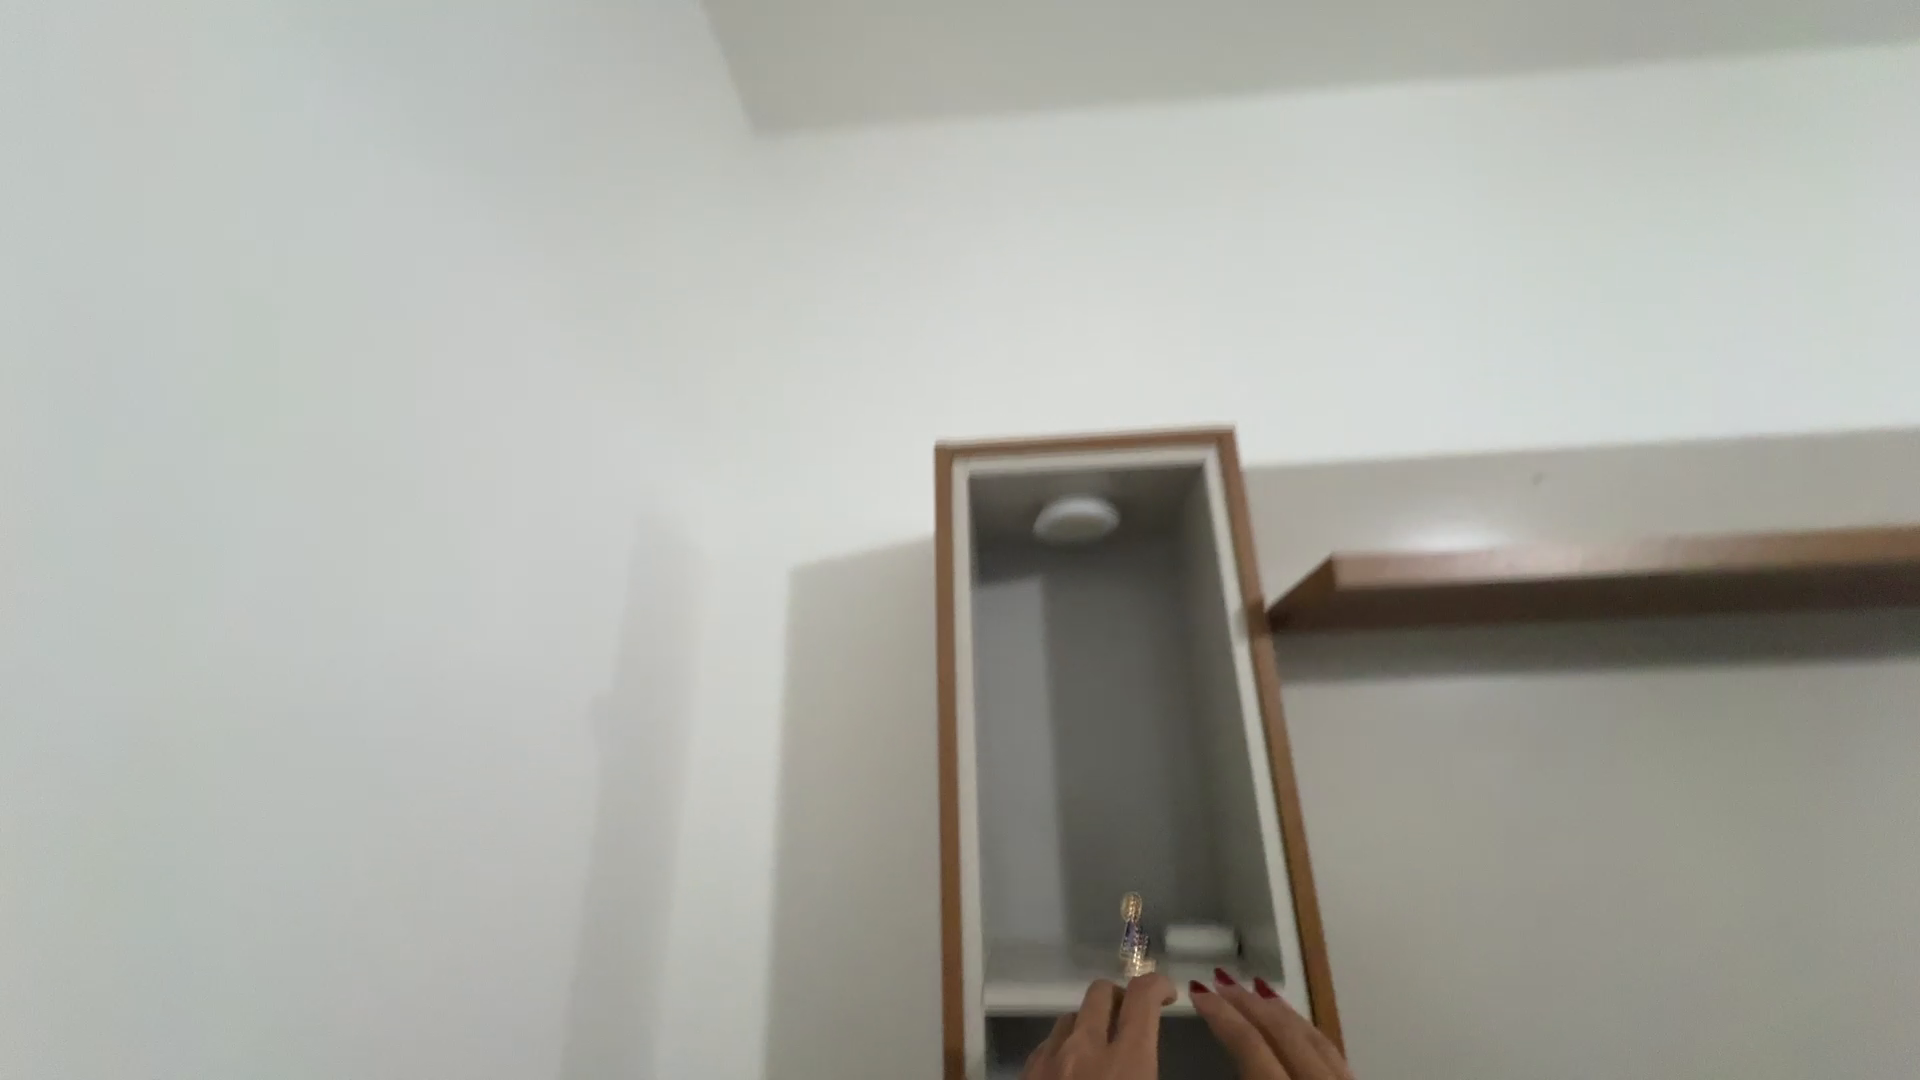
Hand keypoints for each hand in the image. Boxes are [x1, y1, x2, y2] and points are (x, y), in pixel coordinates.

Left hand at [1020, 974, 1175, 1079]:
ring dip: (1088, 1027)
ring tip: (1098, 1057)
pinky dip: (1063, 1051)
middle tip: (1130, 1023)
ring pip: (1071, 1018)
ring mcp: (1049, 1057)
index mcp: (1126, 1063)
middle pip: (1102, 992)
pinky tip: (1070, 1076)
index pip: (1142, 997)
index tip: (1166, 993)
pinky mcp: (1025, 1070)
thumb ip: (1148, 1069)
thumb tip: (1144, 1056)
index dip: (1157, 985)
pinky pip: (1048, 1045)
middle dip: (1119, 999)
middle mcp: (1084, 1048)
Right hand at [1189, 970, 1355, 1078]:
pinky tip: (1297, 1024)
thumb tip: (1218, 1037)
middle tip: (1220, 978)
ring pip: (1313, 1037)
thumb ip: (1239, 1073)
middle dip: (1248, 1002)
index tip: (1197, 988)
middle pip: (1282, 1031)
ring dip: (1281, 1009)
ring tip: (1256, 988)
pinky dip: (1309, 1031)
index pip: (1250, 1043)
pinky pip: (1334, 1053)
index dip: (1220, 1013)